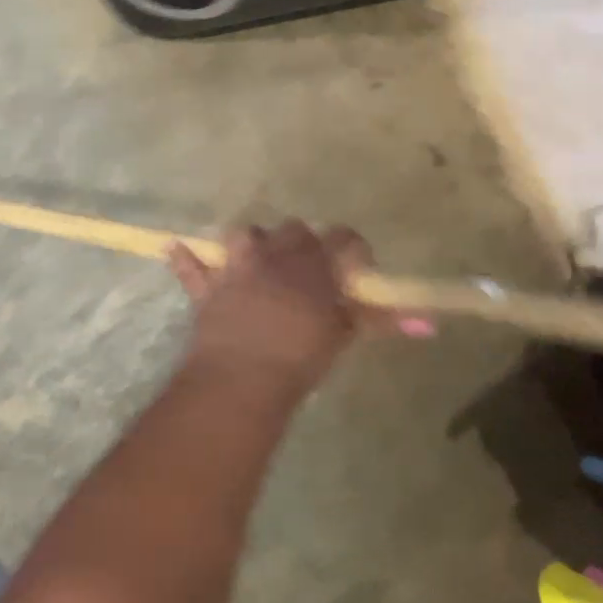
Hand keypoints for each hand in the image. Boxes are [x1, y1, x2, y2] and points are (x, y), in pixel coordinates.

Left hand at [167, 222, 431, 391]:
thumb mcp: (343, 334)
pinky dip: (182, 257)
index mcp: (313, 265)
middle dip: (300, 243)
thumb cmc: (301, 356)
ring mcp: (235, 269)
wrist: (243, 372)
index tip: (353, 271)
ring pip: (241, 234)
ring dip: (249, 242)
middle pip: (290, 230)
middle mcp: (272, 257)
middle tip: (306, 270)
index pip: (342, 237)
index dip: (350, 250)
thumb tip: (429, 324)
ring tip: (256, 261)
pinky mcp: (205, 286)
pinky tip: (173, 247)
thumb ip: (379, 320)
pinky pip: (188, 264)